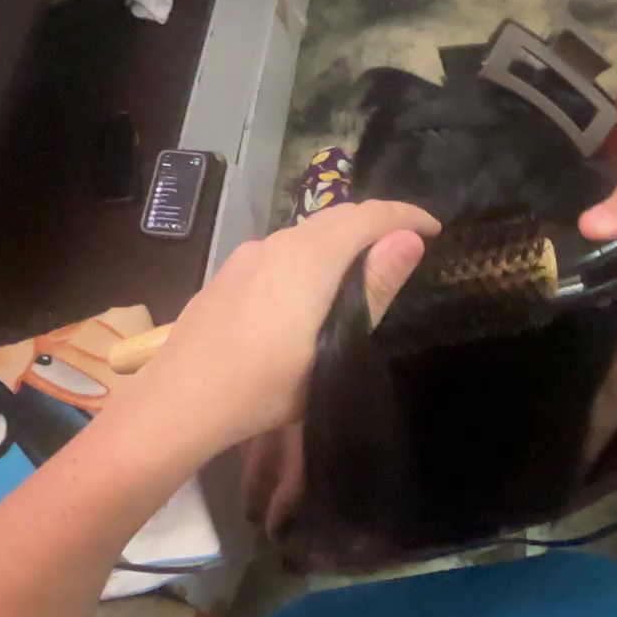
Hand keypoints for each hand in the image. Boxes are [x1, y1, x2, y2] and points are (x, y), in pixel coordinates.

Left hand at [127, 200, 438, 450]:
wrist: (182, 401)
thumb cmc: (266, 386)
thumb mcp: (332, 349)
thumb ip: (372, 292)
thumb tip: (410, 240)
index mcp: (308, 259)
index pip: (367, 217)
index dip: (405, 215)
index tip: (434, 228)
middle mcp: (277, 244)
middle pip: (336, 219)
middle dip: (375, 224)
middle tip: (404, 246)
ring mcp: (247, 257)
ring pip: (306, 234)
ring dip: (340, 241)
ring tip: (361, 269)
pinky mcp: (228, 275)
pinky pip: (281, 252)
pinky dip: (310, 256)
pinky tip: (307, 289)